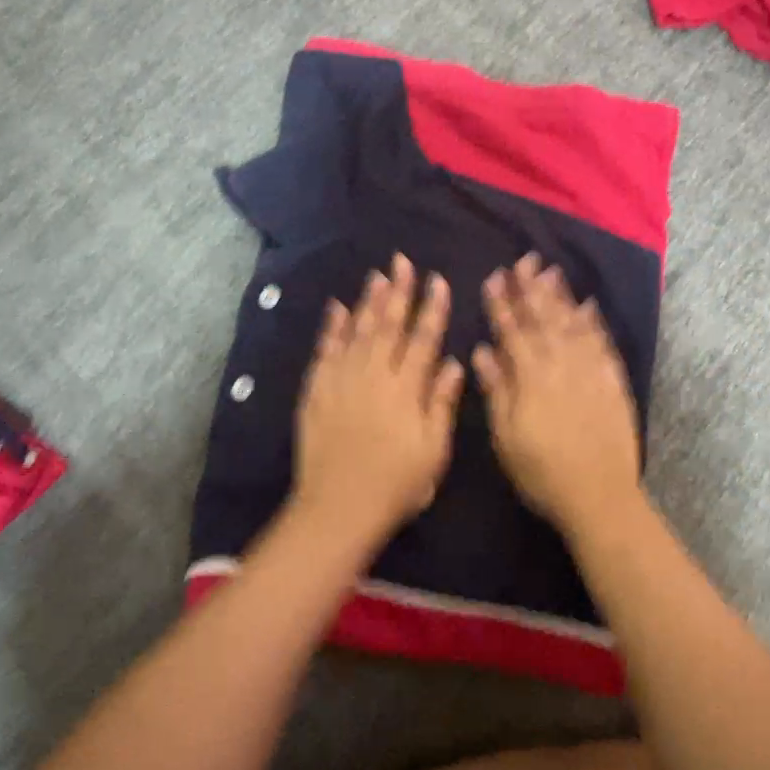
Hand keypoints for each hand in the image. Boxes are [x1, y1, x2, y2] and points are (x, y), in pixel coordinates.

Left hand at [293, 253, 464, 537]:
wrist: (337, 508)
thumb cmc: (396, 485)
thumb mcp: (433, 451)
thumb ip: (441, 403)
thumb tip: (453, 363)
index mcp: (406, 389)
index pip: (423, 339)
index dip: (431, 308)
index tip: (437, 280)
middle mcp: (374, 376)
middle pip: (388, 325)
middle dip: (398, 291)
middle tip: (402, 261)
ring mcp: (341, 380)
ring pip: (357, 330)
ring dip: (368, 301)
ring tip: (378, 275)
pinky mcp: (316, 390)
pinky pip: (325, 350)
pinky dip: (332, 327)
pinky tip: (338, 307)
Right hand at [472, 254, 643, 535]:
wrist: (600, 495)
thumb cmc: (542, 472)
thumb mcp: (506, 436)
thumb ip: (497, 389)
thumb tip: (483, 350)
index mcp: (530, 377)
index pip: (513, 332)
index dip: (502, 304)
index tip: (494, 278)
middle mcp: (561, 365)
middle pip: (544, 319)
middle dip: (531, 289)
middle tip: (524, 261)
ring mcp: (591, 371)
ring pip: (573, 325)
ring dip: (561, 297)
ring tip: (551, 271)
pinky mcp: (614, 383)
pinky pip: (602, 343)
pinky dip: (594, 323)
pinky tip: (588, 306)